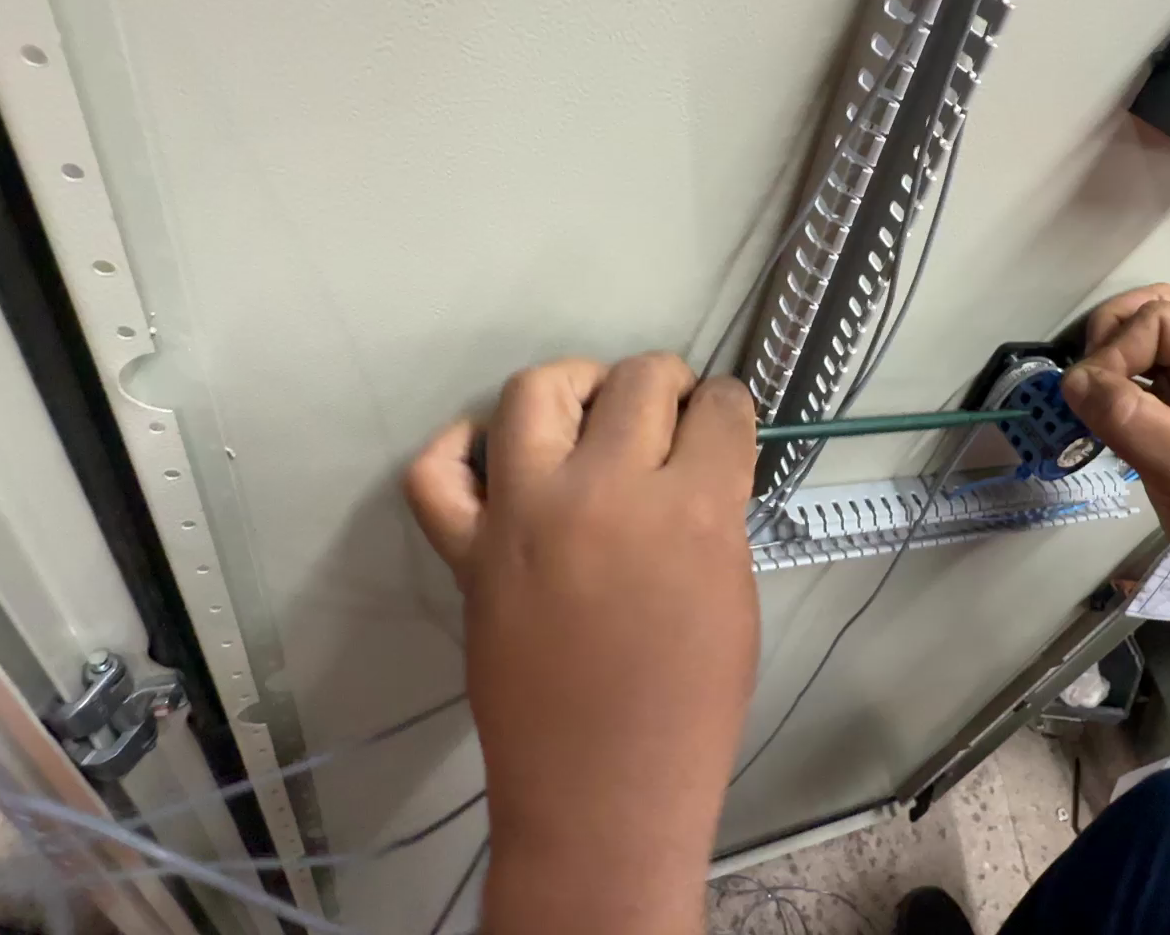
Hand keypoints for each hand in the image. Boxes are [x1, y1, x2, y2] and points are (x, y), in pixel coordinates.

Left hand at [405, 353, 758, 934]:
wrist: (603, 790)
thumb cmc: (691, 701)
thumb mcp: (732, 589)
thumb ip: (713, 509)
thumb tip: (694, 459)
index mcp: (690, 510)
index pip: (720, 408)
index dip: (727, 406)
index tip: (719, 419)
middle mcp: (604, 493)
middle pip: (638, 380)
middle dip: (668, 383)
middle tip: (670, 414)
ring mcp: (523, 518)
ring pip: (536, 391)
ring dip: (577, 385)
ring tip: (594, 412)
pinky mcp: (468, 553)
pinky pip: (436, 473)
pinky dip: (461, 448)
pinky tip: (500, 456)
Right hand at [1061, 285, 1169, 586]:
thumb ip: (1127, 417)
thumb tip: (1070, 379)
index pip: (1159, 318)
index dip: (1114, 350)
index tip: (1090, 401)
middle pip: (1153, 313)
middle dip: (1108, 344)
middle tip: (1087, 391)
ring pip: (1148, 342)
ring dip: (1112, 366)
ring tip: (1094, 405)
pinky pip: (1150, 377)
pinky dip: (1120, 389)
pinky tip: (1108, 419)